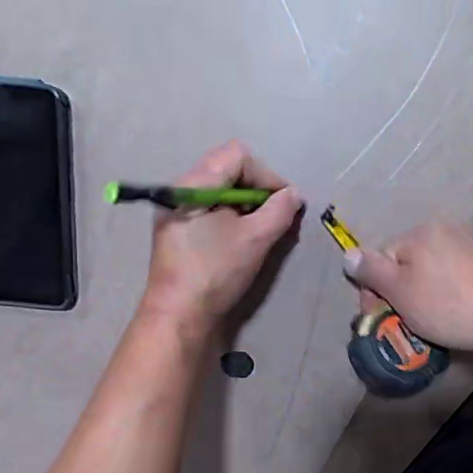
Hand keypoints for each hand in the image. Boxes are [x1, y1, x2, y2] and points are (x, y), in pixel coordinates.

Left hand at [142, 141, 302, 330]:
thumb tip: (293, 195)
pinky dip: (234, 218)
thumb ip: (280, 210)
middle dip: (259, 191)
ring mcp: (178, 212)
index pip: (238, 156)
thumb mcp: (256, 239)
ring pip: (222, 192)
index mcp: (195, 184)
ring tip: (263, 232)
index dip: (267, 176)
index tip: (283, 204)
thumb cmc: (216, 272)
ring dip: (248, 207)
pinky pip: (212, 210)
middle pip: (230, 170)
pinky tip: (244, 242)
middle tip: (276, 219)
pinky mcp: (180, 232)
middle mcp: (183, 191)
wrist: (179, 316)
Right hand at [342, 222, 472, 358]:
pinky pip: (449, 277)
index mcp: (420, 232)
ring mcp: (467, 245)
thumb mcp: (400, 291)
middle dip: (397, 293)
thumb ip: (371, 271)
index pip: (381, 258)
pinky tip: (449, 313)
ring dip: (419, 296)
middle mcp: (444, 230)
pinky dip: (442, 294)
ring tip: (426, 322)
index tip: (378, 318)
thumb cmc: (448, 306)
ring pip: (427, 272)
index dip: (374, 290)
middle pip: (404, 263)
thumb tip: (348, 253)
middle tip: (401, 323)